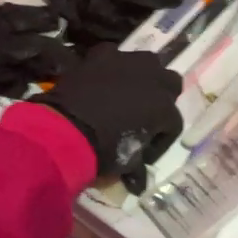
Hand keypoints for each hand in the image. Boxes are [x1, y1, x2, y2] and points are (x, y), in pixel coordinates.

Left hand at [31, 44, 182, 193]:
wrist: (64, 129)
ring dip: (143, 77)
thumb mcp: (126, 164)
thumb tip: (138, 182)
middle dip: (161, 99)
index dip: (160, 141)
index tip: (145, 153)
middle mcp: (153, 80)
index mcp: (164, 109)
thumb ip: (138, 168)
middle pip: (170, 84)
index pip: (173, 125)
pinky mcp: (103, 55)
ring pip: (148, 63)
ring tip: (127, 94)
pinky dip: (113, 67)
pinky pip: (115, 56)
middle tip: (144, 117)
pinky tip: (102, 81)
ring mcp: (128, 62)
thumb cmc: (102, 150)